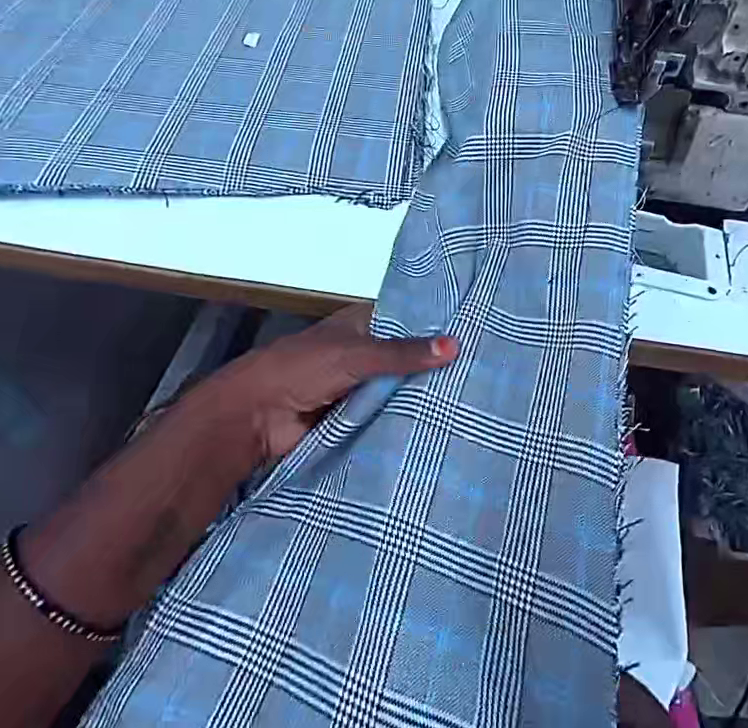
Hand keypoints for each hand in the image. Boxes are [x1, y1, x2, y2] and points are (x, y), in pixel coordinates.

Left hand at [194, 306, 457, 462]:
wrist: (257, 416)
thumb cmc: (301, 369)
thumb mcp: (355, 355)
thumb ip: (402, 354)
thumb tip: (454, 345)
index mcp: (363, 324)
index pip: (409, 320)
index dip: (438, 326)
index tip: (480, 332)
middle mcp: (366, 352)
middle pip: (408, 358)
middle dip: (437, 366)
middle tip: (490, 373)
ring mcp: (363, 387)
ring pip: (401, 390)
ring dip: (425, 397)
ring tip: (480, 402)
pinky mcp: (359, 419)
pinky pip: (391, 418)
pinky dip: (410, 422)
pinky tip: (449, 426)